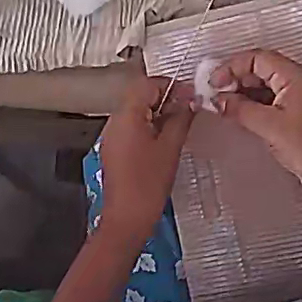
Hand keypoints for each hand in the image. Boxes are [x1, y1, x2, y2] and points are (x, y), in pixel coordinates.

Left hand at [96, 76, 196, 241]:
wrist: (127, 216)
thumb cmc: (147, 184)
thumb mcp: (170, 147)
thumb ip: (180, 118)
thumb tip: (188, 101)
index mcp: (126, 116)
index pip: (146, 84)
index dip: (170, 85)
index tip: (189, 95)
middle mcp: (114, 122)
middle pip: (139, 96)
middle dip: (164, 98)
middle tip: (188, 108)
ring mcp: (111, 137)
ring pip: (135, 113)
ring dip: (157, 113)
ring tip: (179, 125)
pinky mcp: (114, 150)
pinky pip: (131, 129)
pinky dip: (148, 128)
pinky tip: (164, 140)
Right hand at [212, 50, 301, 203]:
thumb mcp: (269, 127)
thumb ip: (240, 109)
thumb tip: (218, 100)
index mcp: (299, 77)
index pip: (259, 58)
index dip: (232, 67)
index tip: (214, 84)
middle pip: (263, 68)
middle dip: (237, 79)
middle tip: (216, 96)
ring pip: (268, 85)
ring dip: (245, 93)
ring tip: (225, 107)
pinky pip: (275, 100)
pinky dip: (256, 105)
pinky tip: (242, 116)